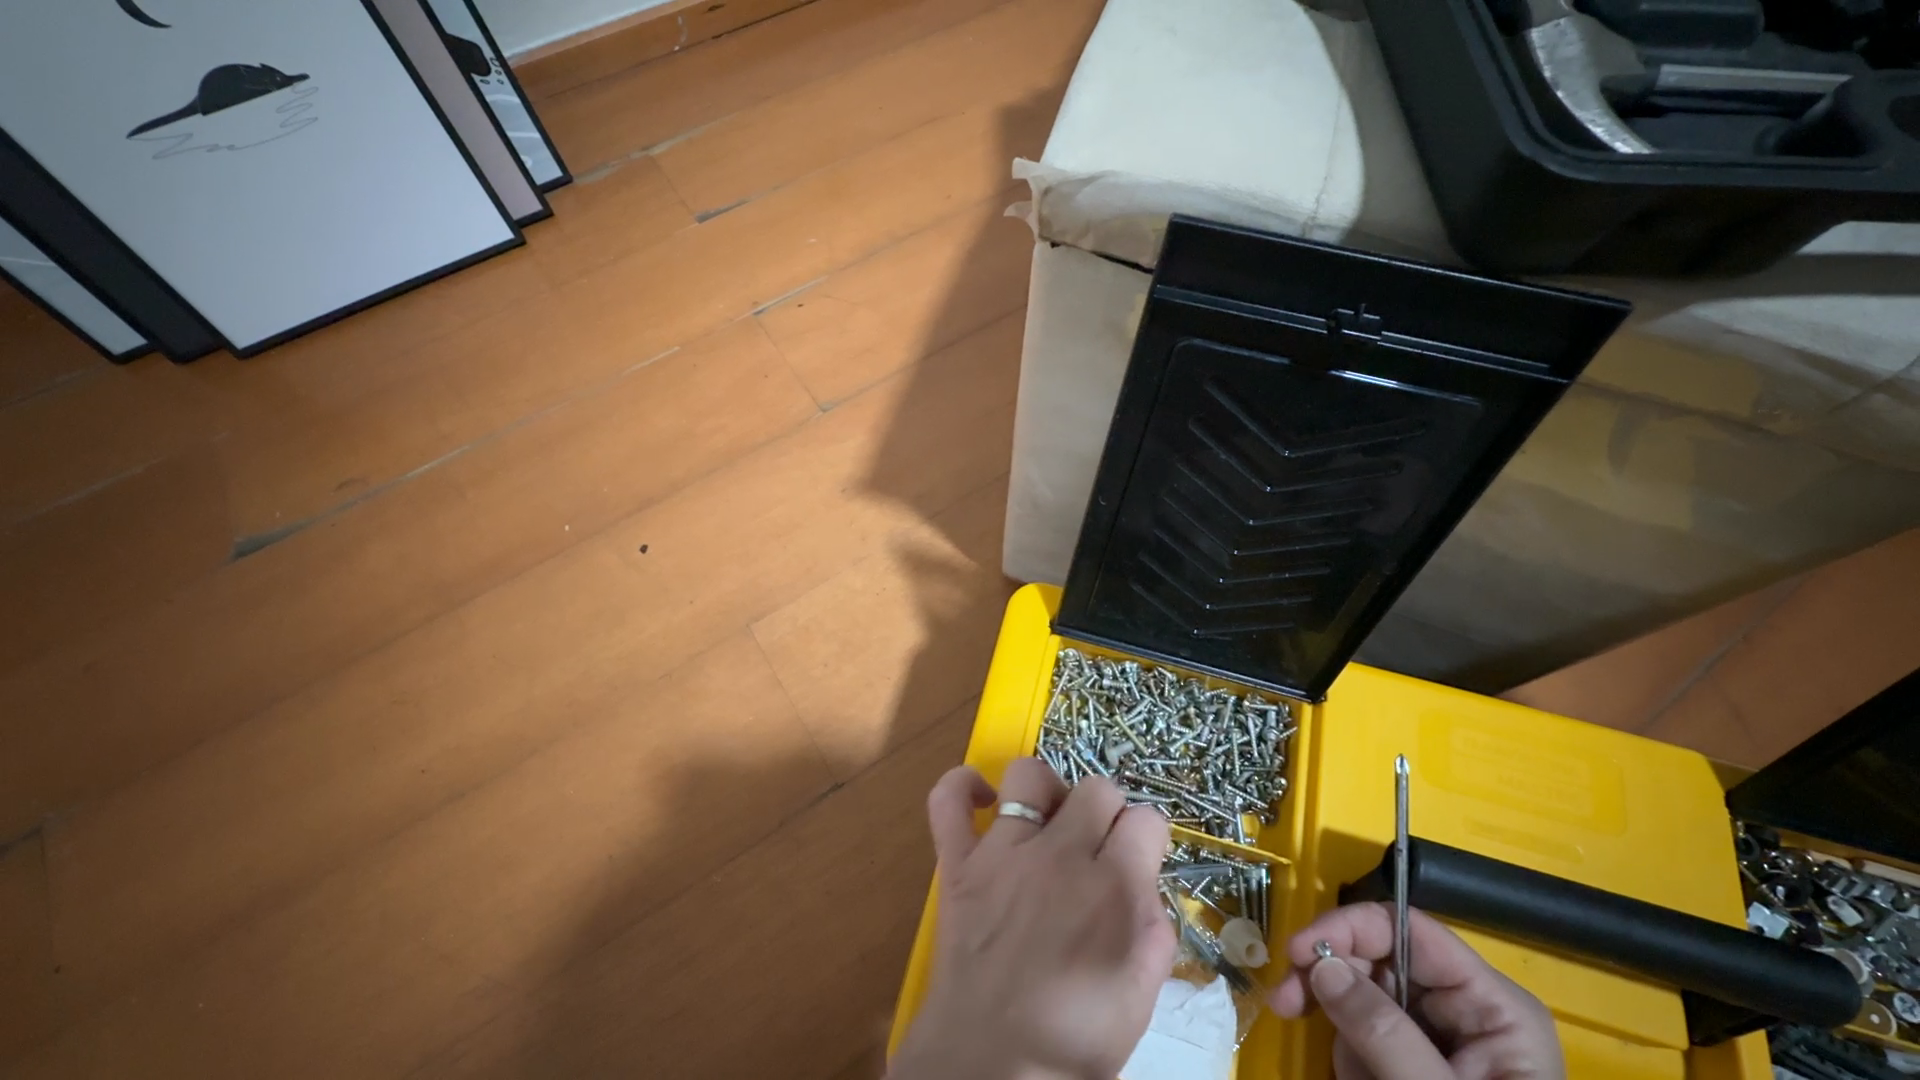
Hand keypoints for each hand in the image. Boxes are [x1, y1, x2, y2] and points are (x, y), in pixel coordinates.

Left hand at [889, 759, 1175, 1079]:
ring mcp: (1002, 853)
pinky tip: (984, 797)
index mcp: (1113, 886)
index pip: (1147, 819)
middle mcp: (1059, 855)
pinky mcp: (957, 863)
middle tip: (1097, 847)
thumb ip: (1151, 928)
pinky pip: (948, 800)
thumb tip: (1141, 888)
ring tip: (1048, 821)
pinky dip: (962, 785)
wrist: (992, 1064)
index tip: (1138, 859)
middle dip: (1106, 811)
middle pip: (1096, 788)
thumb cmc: (1075, 1039)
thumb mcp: (1141, 992)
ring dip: (1046, 791)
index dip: (1147, 837)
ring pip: (1029, 775)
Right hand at [1267, 903, 1563, 1079]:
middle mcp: (1466, 1009)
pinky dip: (1350, 1056)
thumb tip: (1321, 965)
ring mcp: (1439, 1037)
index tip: (1295, 953)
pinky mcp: (1415, 1062)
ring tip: (1353, 1078)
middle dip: (1330, 980)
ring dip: (1341, 1030)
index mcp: (1491, 1005)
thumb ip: (1383, 1032)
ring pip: (1363, 996)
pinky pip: (1364, 1035)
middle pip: (1378, 957)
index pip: (1408, 929)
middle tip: (1284, 1004)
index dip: (1347, 928)